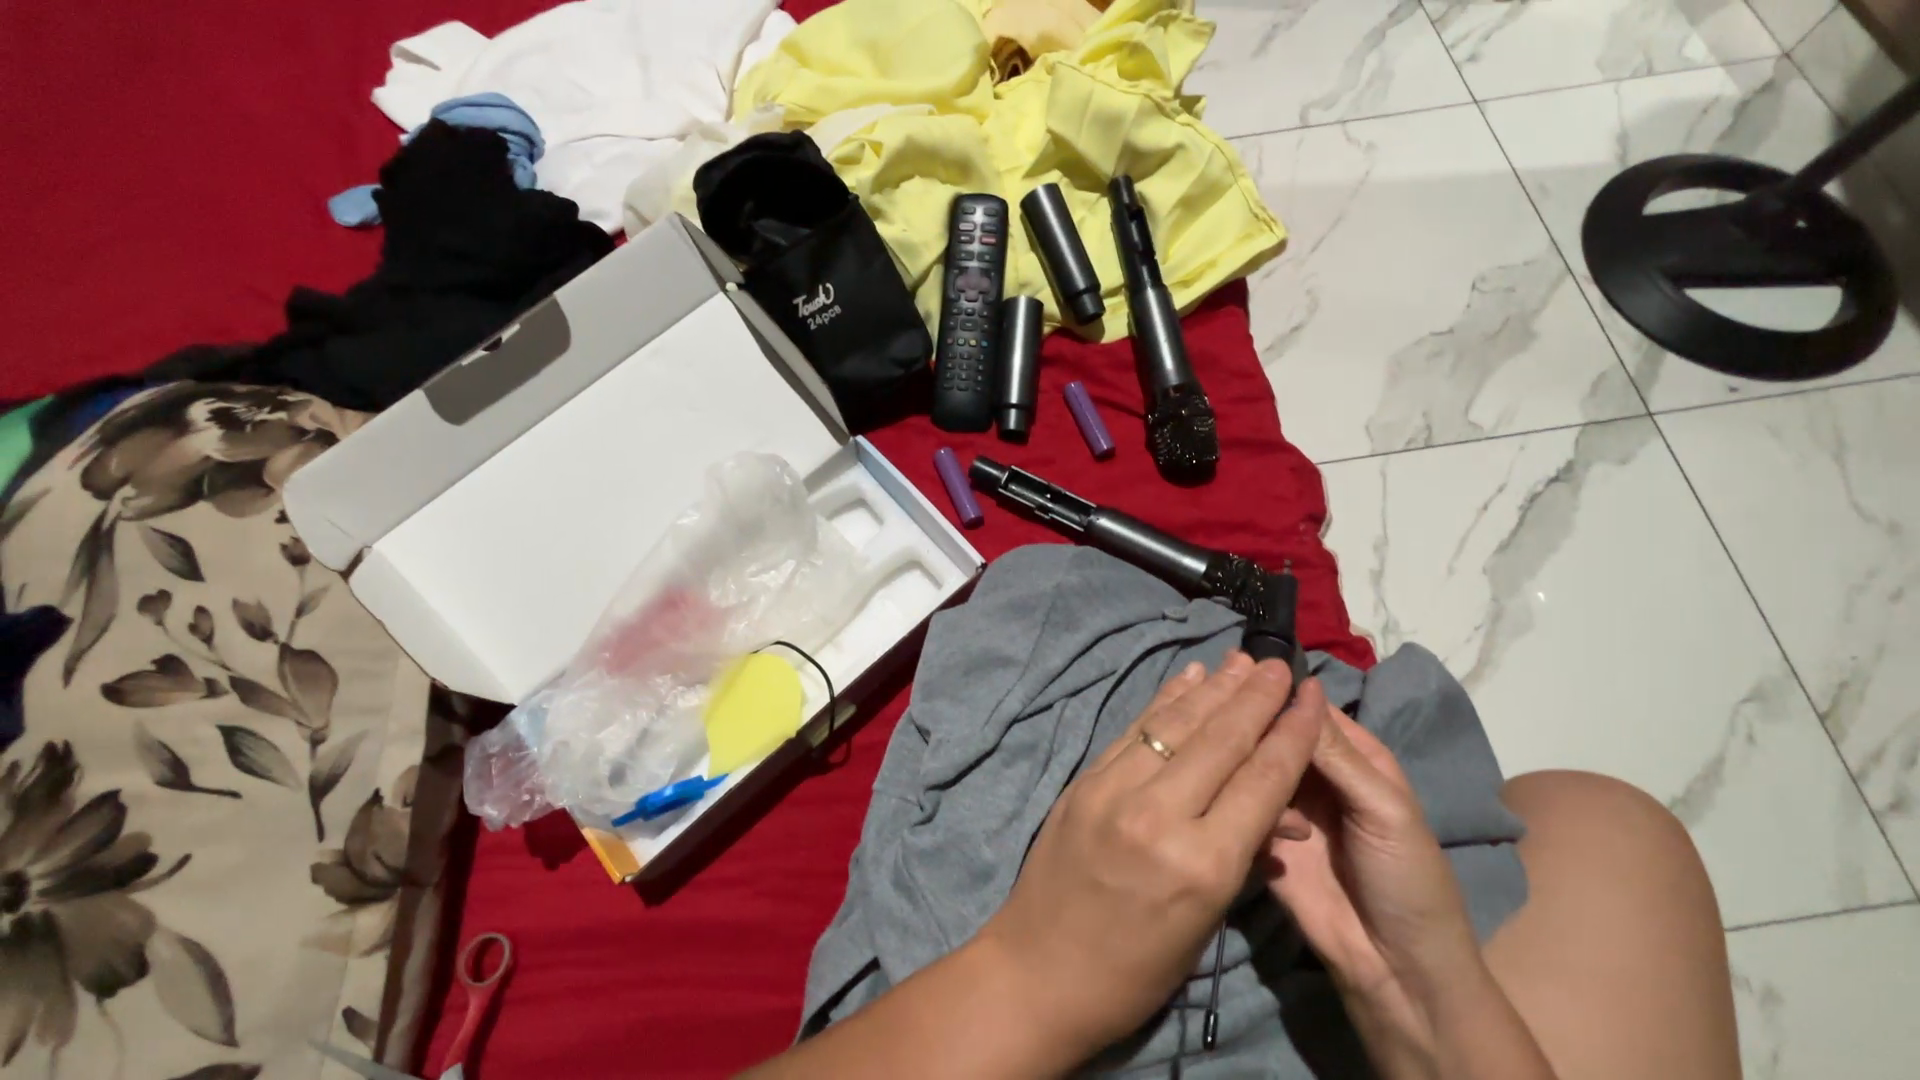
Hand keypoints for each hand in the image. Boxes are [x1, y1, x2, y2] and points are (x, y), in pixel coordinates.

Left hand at [975, 652, 1324, 1058]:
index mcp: (1202, 863)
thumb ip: (1241, 856)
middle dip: (1257, 698)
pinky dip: (1165, 700)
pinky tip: (1188, 679)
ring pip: (1175, 724)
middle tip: (1281, 665)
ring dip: (1214, 689)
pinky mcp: (1083, 781)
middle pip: (1221, 739)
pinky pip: (1134, 730)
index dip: (1292, 731)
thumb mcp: (1206, 922)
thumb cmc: (1137, 969)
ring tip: (1243, 662)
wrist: (1038, 971)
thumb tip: (1278, 809)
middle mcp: (1158, 814)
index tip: (1312, 695)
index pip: (1261, 779)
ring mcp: (1113, 791)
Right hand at [1263, 699, 1486, 1065]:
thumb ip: (1337, 754)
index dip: (1278, 692)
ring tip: (1245, 789)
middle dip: (1250, 728)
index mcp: (1353, 756)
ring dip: (1244, 773)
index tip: (1239, 673)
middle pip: (1273, 736)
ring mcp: (1285, 808)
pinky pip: (1239, 811)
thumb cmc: (1408, 878)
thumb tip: (1297, 690)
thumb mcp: (1384, 808)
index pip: (1308, 709)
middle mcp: (1314, 775)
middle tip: (1217, 721)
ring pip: (1250, 769)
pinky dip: (1240, 812)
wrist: (1395, 967)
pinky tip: (1261, 834)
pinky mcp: (1261, 842)